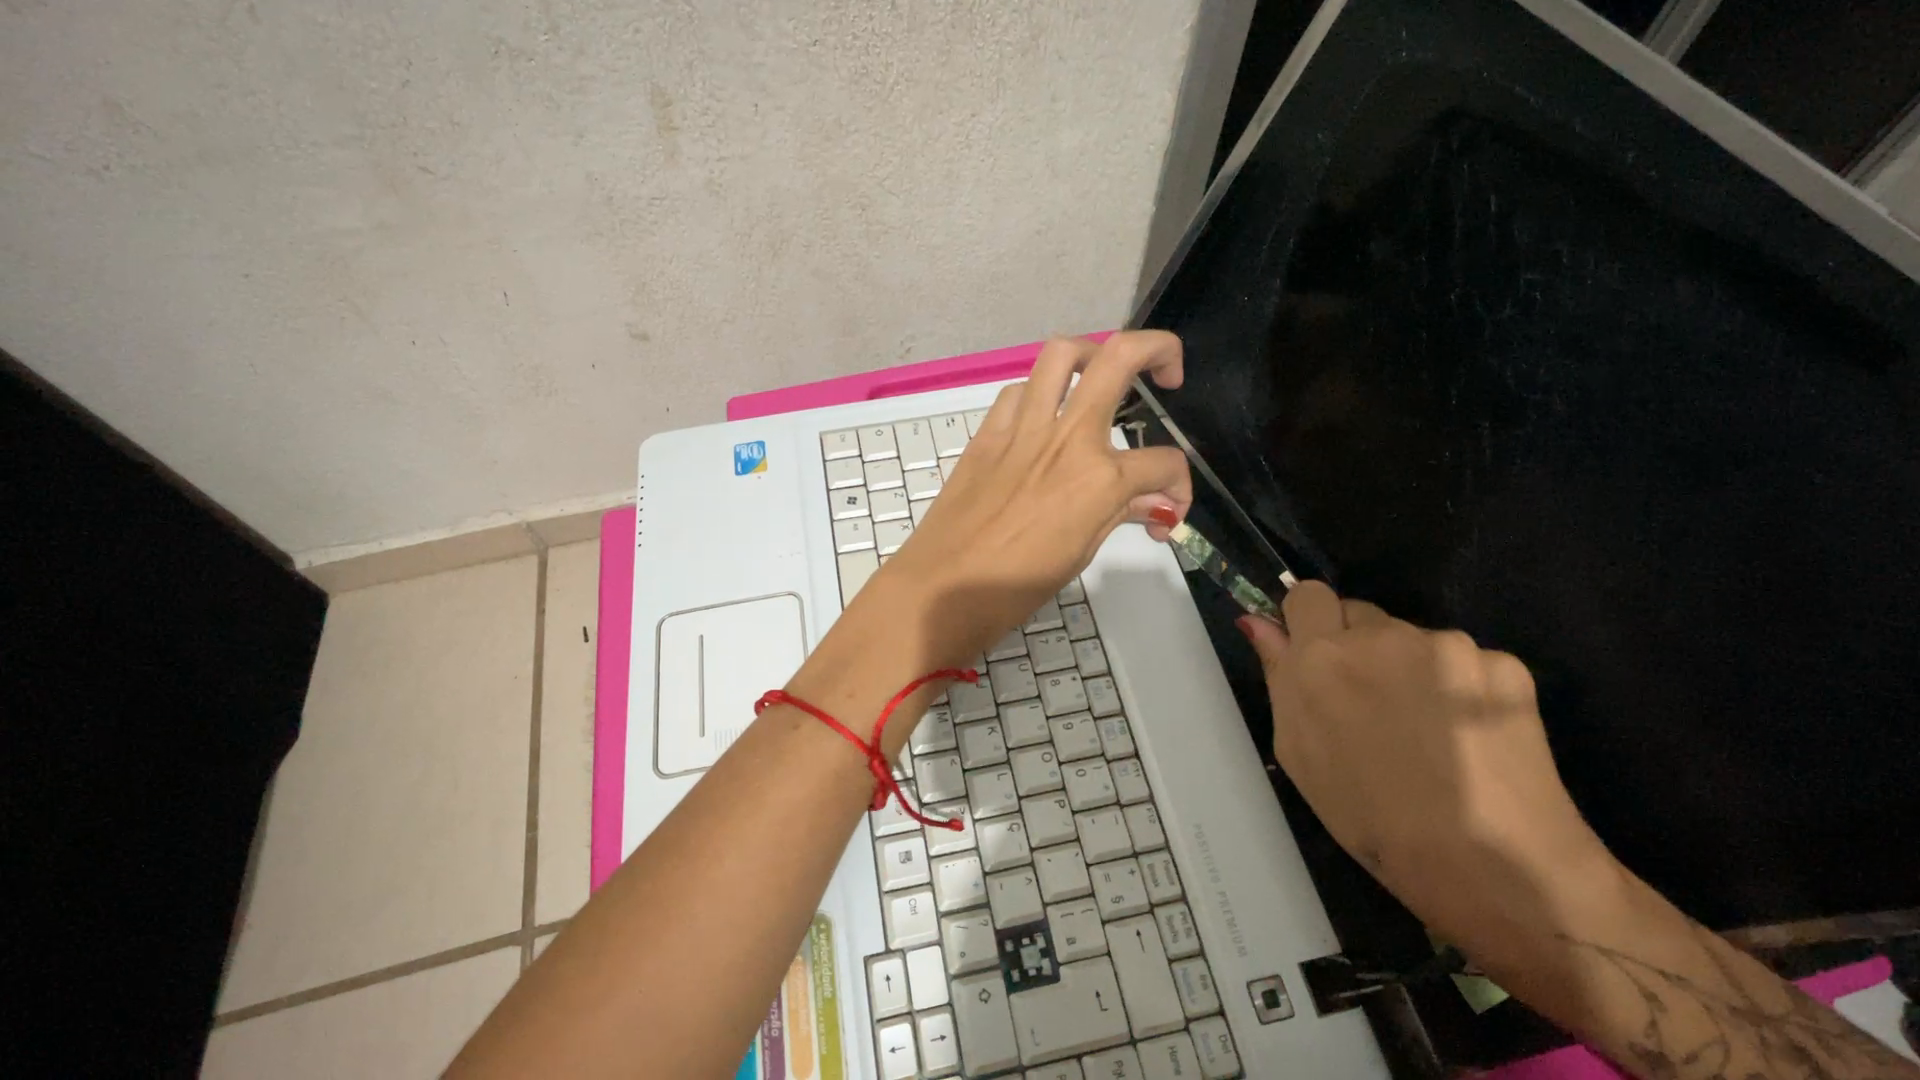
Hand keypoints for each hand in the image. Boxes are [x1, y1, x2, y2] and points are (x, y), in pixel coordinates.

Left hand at [862, 332, 1192, 669]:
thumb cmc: (1016, 586)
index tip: (1168, 509)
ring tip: (1100, 375)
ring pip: (1061, 353)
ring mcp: (1024, 429)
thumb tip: (1150, 502)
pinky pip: (1018, 391)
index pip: (1163, 463)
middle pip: (1120, 358)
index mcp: (1099, 478)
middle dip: (1159, 348)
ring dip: (1091, 352)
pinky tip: (1043, 418)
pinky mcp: (987, 433)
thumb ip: (1118, 513)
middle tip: (1168, 371)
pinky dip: (1039, 393)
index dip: (1179, 487)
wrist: (943, 587)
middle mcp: (1067, 438)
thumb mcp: (1081, 554)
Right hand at [1238, 582, 1612, 939]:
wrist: (1487, 860)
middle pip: (1362, 615)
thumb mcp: (1298, 753)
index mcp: (1322, 656)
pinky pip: (1469, 663)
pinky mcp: (1504, 663)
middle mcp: (1382, 635)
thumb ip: (1279, 677)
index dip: (1310, 622)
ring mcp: (1448, 645)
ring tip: (1429, 733)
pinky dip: (1464, 689)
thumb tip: (1260, 624)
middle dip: (1360, 648)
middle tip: (1373, 707)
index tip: (1318, 656)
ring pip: (1415, 640)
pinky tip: (1471, 739)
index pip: (1308, 595)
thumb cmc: (1369, 818)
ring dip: (1413, 669)